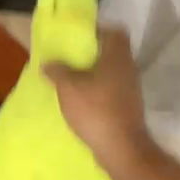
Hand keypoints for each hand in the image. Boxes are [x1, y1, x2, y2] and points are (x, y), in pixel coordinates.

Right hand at [44, 28, 154, 164]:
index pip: (114, 32)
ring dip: (93, 74)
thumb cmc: (95, 110)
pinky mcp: (129, 106)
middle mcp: (128, 68)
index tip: (78, 38)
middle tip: (68, 59)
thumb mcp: (68, 88)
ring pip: (111, 73)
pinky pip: (111, 90)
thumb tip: (48, 63)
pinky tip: (81, 100)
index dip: (97, 31)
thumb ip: (57, 71)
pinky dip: (97, 91)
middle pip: (111, 52)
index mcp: (117, 57)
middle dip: (91, 55)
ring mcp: (131, 89)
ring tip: (70, 80)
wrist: (121, 148)